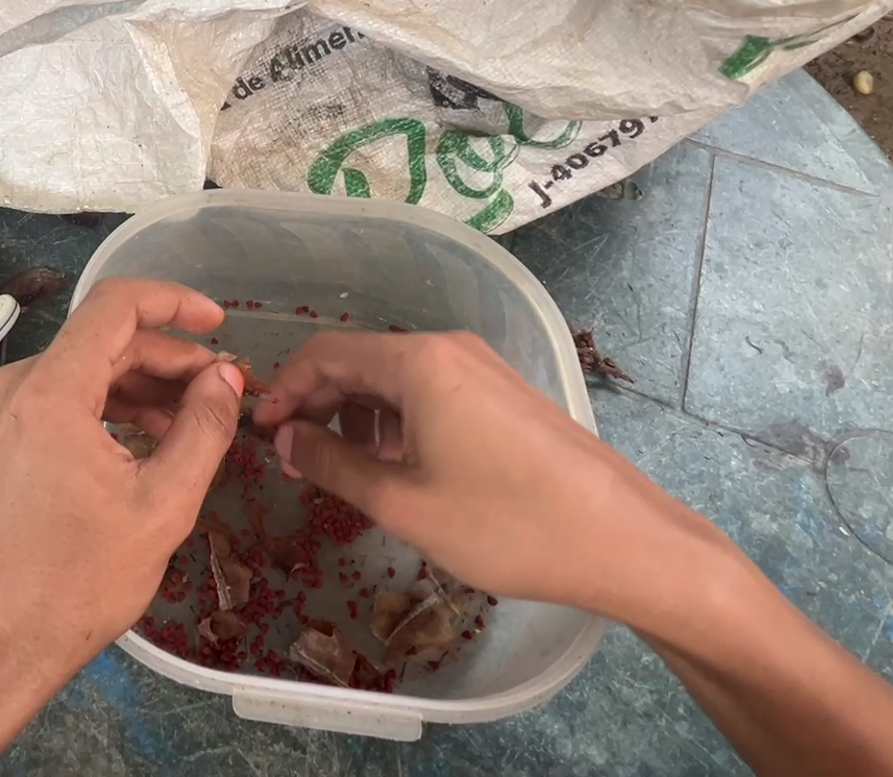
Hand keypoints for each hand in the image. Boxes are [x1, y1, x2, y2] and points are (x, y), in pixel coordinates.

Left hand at [0, 278, 245, 684]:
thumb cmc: (74, 583)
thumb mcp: (161, 506)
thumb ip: (203, 429)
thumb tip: (226, 377)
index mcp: (52, 390)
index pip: (116, 304)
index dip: (174, 300)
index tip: (218, 322)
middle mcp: (18, 384)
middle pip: (105, 339)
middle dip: (169, 356)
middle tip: (221, 389)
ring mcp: (2, 408)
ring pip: (85, 368)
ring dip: (142, 383)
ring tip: (193, 418)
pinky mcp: (0, 433)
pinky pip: (63, 397)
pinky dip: (109, 406)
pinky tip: (148, 437)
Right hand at [251, 329, 725, 618]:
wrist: (630, 544)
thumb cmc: (506, 524)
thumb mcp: (402, 503)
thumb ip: (331, 463)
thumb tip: (285, 437)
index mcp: (417, 360)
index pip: (324, 353)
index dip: (284, 389)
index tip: (262, 431)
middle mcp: (446, 347)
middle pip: (357, 361)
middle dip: (317, 403)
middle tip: (295, 454)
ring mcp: (479, 365)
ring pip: (392, 377)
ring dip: (354, 414)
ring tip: (344, 465)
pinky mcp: (500, 390)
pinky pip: (427, 390)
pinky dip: (394, 418)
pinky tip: (396, 461)